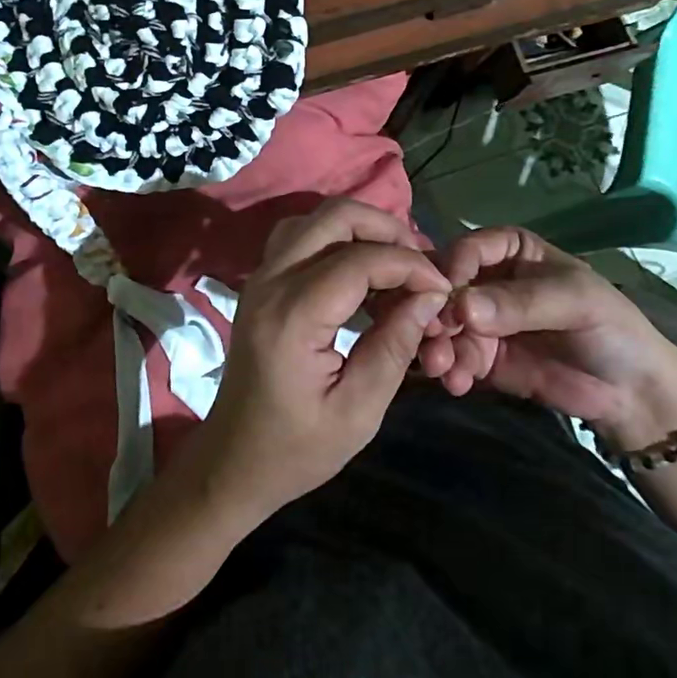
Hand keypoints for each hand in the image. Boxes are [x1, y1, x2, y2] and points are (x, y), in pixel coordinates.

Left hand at [189, 199, 449, 521]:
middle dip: (387, 228)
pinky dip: (337, 239)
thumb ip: (395, 346)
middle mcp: (270, 283)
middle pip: (333, 217)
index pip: (360, 260)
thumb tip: (430, 295)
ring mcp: (260, 279)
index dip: (410, 266)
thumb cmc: (297, 448)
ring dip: (361, 229)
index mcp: (292, 318)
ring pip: (314, 220)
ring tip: (397, 262)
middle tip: (422, 263)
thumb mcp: (359, 411)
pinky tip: (363, 271)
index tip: (443, 289)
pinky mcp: (260, 284)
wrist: (233, 460)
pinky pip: (300, 237)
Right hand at [420, 226, 676, 451]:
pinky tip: (457, 382)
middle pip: (445, 286)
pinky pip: (453, 357)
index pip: (469, 249)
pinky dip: (449, 369)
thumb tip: (464, 306)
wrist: (632, 395)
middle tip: (431, 336)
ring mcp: (480, 322)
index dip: (452, 268)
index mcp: (510, 250)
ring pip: (443, 325)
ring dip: (436, 344)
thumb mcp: (575, 302)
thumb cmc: (610, 328)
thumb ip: (520, 303)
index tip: (444, 297)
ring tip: (441, 366)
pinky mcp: (480, 359)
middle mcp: (487, 281)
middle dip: (434, 311)